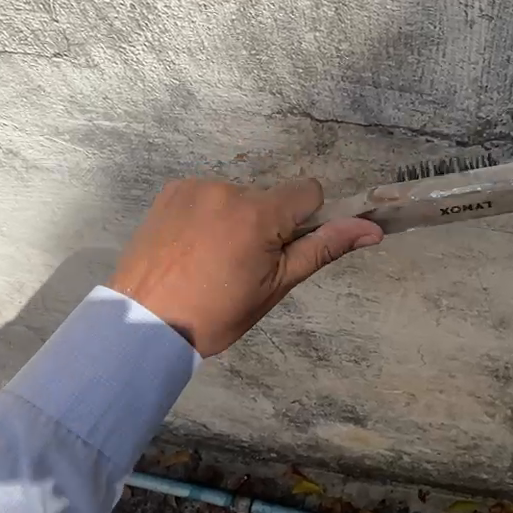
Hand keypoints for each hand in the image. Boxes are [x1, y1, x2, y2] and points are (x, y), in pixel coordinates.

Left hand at [107, 177, 382, 355]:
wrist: (141, 326)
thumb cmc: (215, 314)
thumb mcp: (276, 286)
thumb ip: (323, 249)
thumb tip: (372, 228)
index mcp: (259, 214)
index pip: (309, 191)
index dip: (304, 219)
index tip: (283, 248)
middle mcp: (230, 189)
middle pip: (270, 197)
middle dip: (266, 223)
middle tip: (241, 264)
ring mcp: (197, 186)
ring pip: (238, 196)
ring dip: (234, 218)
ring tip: (209, 258)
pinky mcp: (172, 190)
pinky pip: (207, 194)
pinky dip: (206, 214)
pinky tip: (189, 245)